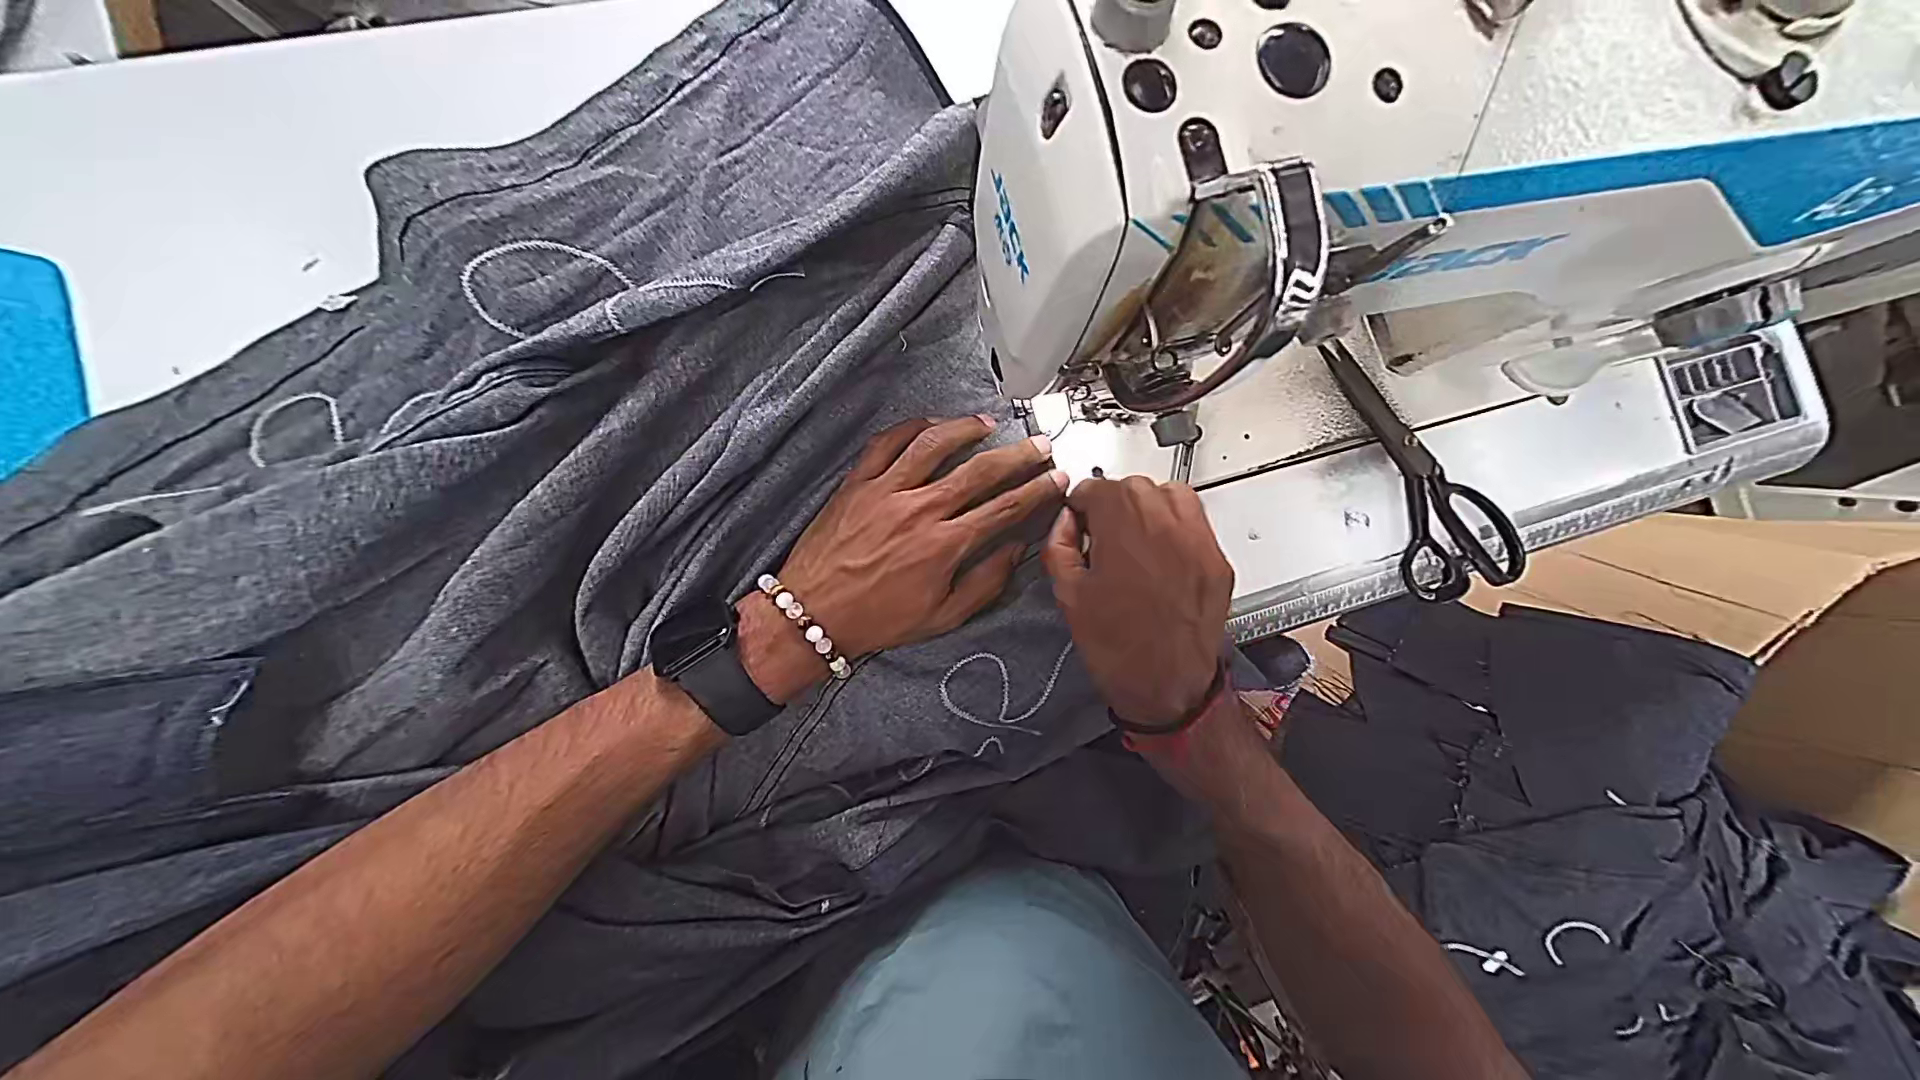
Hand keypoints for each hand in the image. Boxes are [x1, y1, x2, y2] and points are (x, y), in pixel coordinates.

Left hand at [737, 415, 1066, 702]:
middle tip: (1038, 445)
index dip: (1038, 490)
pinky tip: (930, 425)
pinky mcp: (857, 484)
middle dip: (1018, 455)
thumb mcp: (942, 616)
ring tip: (988, 424)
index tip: (1055, 478)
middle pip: (980, 470)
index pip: (1005, 508)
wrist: (814, 614)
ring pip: (934, 445)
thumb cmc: (876, 619)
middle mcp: (919, 511)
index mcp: (944, 545)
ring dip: (966, 429)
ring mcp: (885, 492)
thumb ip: (985, 583)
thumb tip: (1015, 552)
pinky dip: (911, 428)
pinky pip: (886, 443)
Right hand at [1040, 476, 1232, 728]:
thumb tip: (1064, 523)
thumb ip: (1059, 546)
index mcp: (1123, 529)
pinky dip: (1175, 524)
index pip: (1097, 487)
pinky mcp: (1216, 560)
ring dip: (1147, 506)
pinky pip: (1196, 521)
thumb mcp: (1068, 595)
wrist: (1167, 687)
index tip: (1077, 516)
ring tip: (1133, 535)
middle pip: (1133, 485)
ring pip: (1170, 493)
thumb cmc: (1120, 650)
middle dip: (1112, 502)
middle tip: (1100, 531)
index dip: (1080, 502)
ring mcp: (1196, 541)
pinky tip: (1160, 549)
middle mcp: (1164, 526)